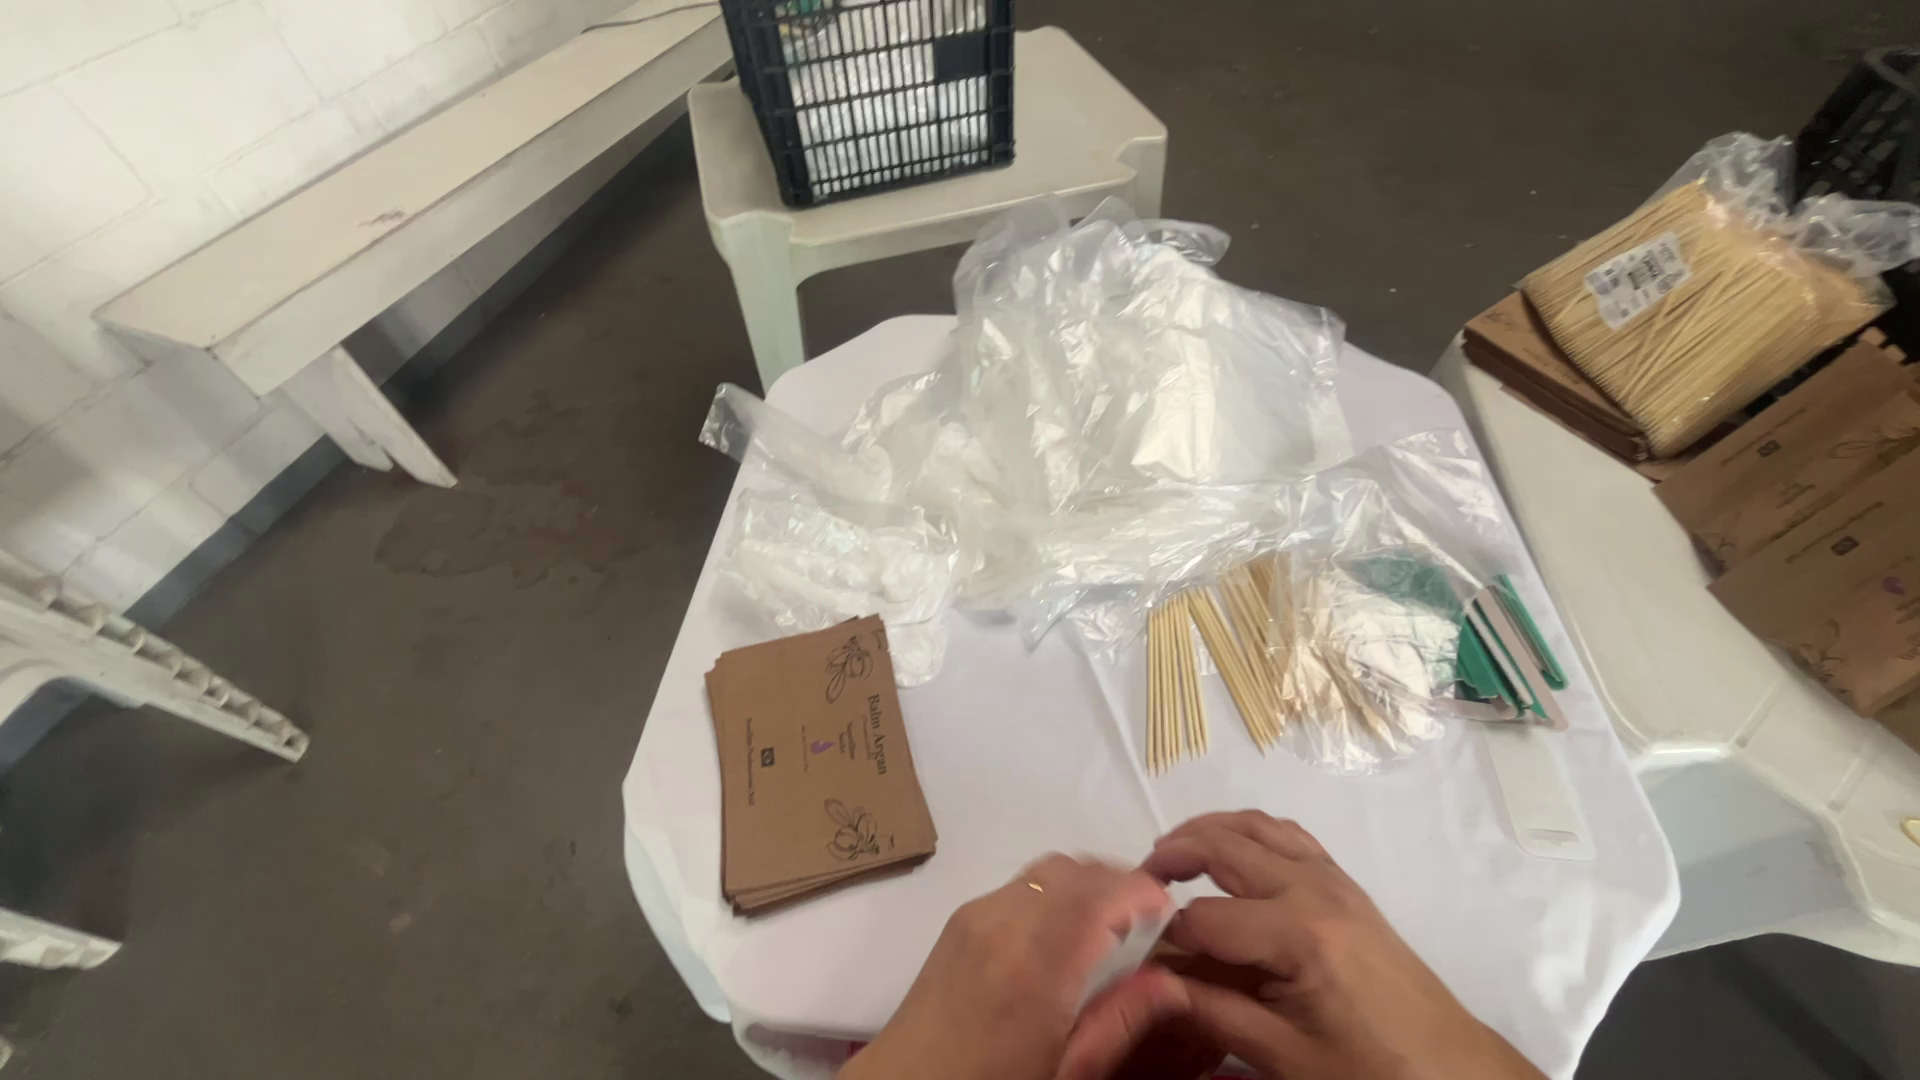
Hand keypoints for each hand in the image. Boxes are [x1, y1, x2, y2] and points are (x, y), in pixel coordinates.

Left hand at [840, 855, 1185, 1079]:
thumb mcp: (1067, 1070)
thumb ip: (1119, 1019)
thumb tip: (1172, 982)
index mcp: (1035, 965)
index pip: (1099, 896)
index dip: (1141, 891)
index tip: (1169, 909)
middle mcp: (1004, 921)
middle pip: (1075, 869)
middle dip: (1117, 881)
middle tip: (1146, 917)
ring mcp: (978, 912)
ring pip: (1048, 869)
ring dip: (1085, 881)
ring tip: (1109, 921)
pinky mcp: (962, 915)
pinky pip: (1021, 882)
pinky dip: (1054, 889)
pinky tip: (1064, 929)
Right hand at [1144, 812, 1545, 1079]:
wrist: (1456, 1072)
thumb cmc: (1370, 1072)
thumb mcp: (1285, 1057)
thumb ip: (1212, 1012)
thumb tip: (1149, 983)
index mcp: (1297, 936)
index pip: (1203, 918)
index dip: (1165, 935)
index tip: (1139, 952)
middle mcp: (1311, 888)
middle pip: (1221, 846)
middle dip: (1171, 856)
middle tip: (1139, 881)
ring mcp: (1330, 876)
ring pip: (1252, 824)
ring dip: (1205, 830)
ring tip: (1171, 854)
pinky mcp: (1342, 879)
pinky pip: (1284, 831)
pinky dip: (1245, 830)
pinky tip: (1229, 853)